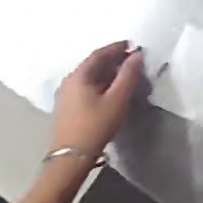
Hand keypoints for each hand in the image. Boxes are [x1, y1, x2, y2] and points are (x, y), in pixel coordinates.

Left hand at [49, 40, 145, 156]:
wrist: (70, 157)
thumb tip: (136, 55)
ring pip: (88, 76)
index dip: (116, 47)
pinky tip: (108, 91)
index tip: (131, 45)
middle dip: (112, 59)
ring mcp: (65, 94)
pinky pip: (85, 86)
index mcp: (79, 75)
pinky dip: (99, 83)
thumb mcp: (117, 100)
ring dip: (106, 72)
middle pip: (92, 64)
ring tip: (123, 74)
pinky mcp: (66, 107)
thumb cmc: (96, 125)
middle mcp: (69, 80)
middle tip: (130, 59)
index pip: (99, 54)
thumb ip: (128, 76)